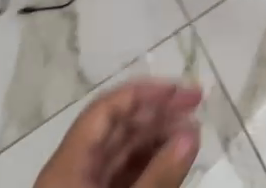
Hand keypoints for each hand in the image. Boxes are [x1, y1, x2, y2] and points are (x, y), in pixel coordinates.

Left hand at [34, 79, 202, 187]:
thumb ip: (159, 174)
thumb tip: (194, 132)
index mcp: (67, 163)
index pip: (106, 108)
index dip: (145, 91)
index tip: (182, 87)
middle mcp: (71, 170)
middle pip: (116, 127)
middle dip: (158, 112)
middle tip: (197, 104)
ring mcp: (81, 187)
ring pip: (122, 152)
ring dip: (157, 138)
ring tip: (192, 133)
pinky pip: (122, 175)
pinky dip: (149, 163)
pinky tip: (173, 159)